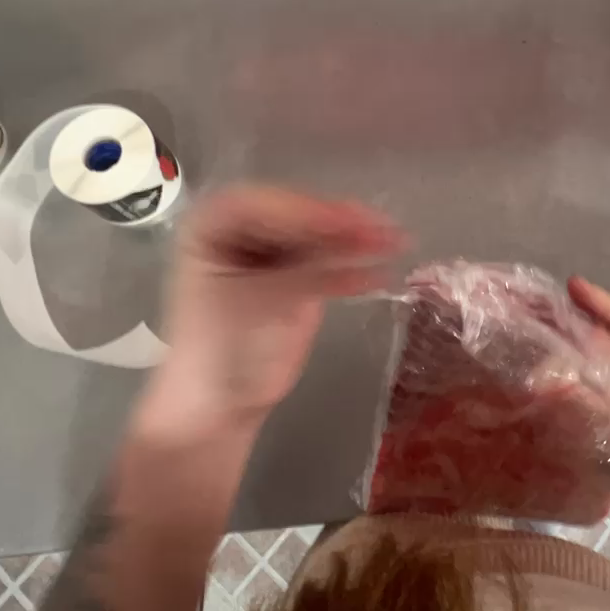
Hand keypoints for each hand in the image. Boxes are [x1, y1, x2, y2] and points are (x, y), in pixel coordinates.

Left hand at [143, 186, 404, 431]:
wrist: (217, 406)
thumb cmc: (221, 349)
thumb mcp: (264, 299)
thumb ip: (308, 261)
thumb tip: (353, 227)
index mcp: (213, 223)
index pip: (265, 204)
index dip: (306, 209)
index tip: (346, 220)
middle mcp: (242, 229)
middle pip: (298, 216)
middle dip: (339, 222)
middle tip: (381, 226)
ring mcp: (272, 253)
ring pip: (318, 237)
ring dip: (356, 241)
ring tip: (395, 242)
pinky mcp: (296, 278)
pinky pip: (326, 266)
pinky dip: (352, 270)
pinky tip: (382, 275)